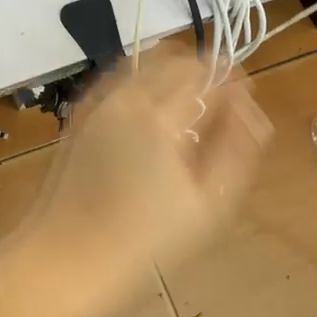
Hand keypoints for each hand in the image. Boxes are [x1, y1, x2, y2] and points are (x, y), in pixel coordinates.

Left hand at [0, 52, 271, 316]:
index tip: (244, 98)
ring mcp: (96, 102)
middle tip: (219, 105)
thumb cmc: (147, 242)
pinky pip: (116, 81)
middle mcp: (125, 96)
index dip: (231, 78)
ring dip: (170, 73)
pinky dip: (140, 84)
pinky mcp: (79, 115)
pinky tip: (150, 117)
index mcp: (160, 115)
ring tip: (187, 109)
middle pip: (173, 59)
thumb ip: (236, 147)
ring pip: (143, 64)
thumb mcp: (209, 205)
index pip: (205, 70)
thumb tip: (249, 106)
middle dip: (201, 72)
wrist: (67, 257)